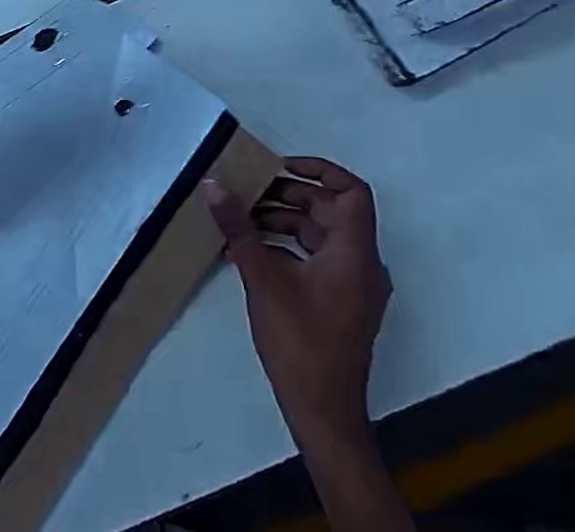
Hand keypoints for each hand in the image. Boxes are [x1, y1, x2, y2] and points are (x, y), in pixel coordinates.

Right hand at [203, 157, 391, 451]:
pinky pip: (315, 257)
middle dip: (287, 196)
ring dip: (281, 221)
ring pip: (320, 234)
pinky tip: (248, 251)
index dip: (319, 170)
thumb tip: (213, 186)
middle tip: (245, 191)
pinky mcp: (339, 300)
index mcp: (355, 255)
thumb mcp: (261, 278)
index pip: (352, 193)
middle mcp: (362, 264)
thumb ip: (238, 229)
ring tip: (239, 221)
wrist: (322, 409)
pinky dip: (285, 246)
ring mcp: (352, 284)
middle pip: (330, 211)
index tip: (278, 166)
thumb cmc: (298, 341)